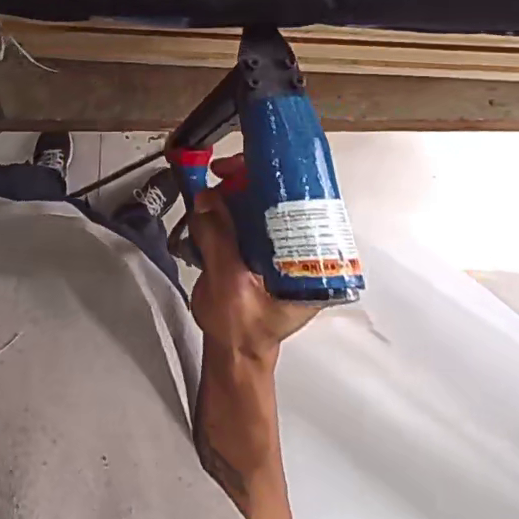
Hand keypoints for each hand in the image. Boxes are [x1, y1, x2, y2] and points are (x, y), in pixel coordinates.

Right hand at [187, 157, 321, 364]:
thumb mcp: (230, 287)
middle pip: (283, 200)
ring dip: (237, 190)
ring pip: (261, 205)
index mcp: (311, 263)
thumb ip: (218, 242)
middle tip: (227, 172)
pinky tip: (211, 202)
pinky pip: (244, 218)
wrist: (231, 352)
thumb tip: (207, 200)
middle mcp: (300, 251)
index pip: (307, 209)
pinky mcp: (257, 248)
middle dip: (253, 179)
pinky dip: (226, 206)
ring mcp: (278, 248)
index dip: (283, 182)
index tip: (258, 167)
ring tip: (216, 185)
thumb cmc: (242, 331)